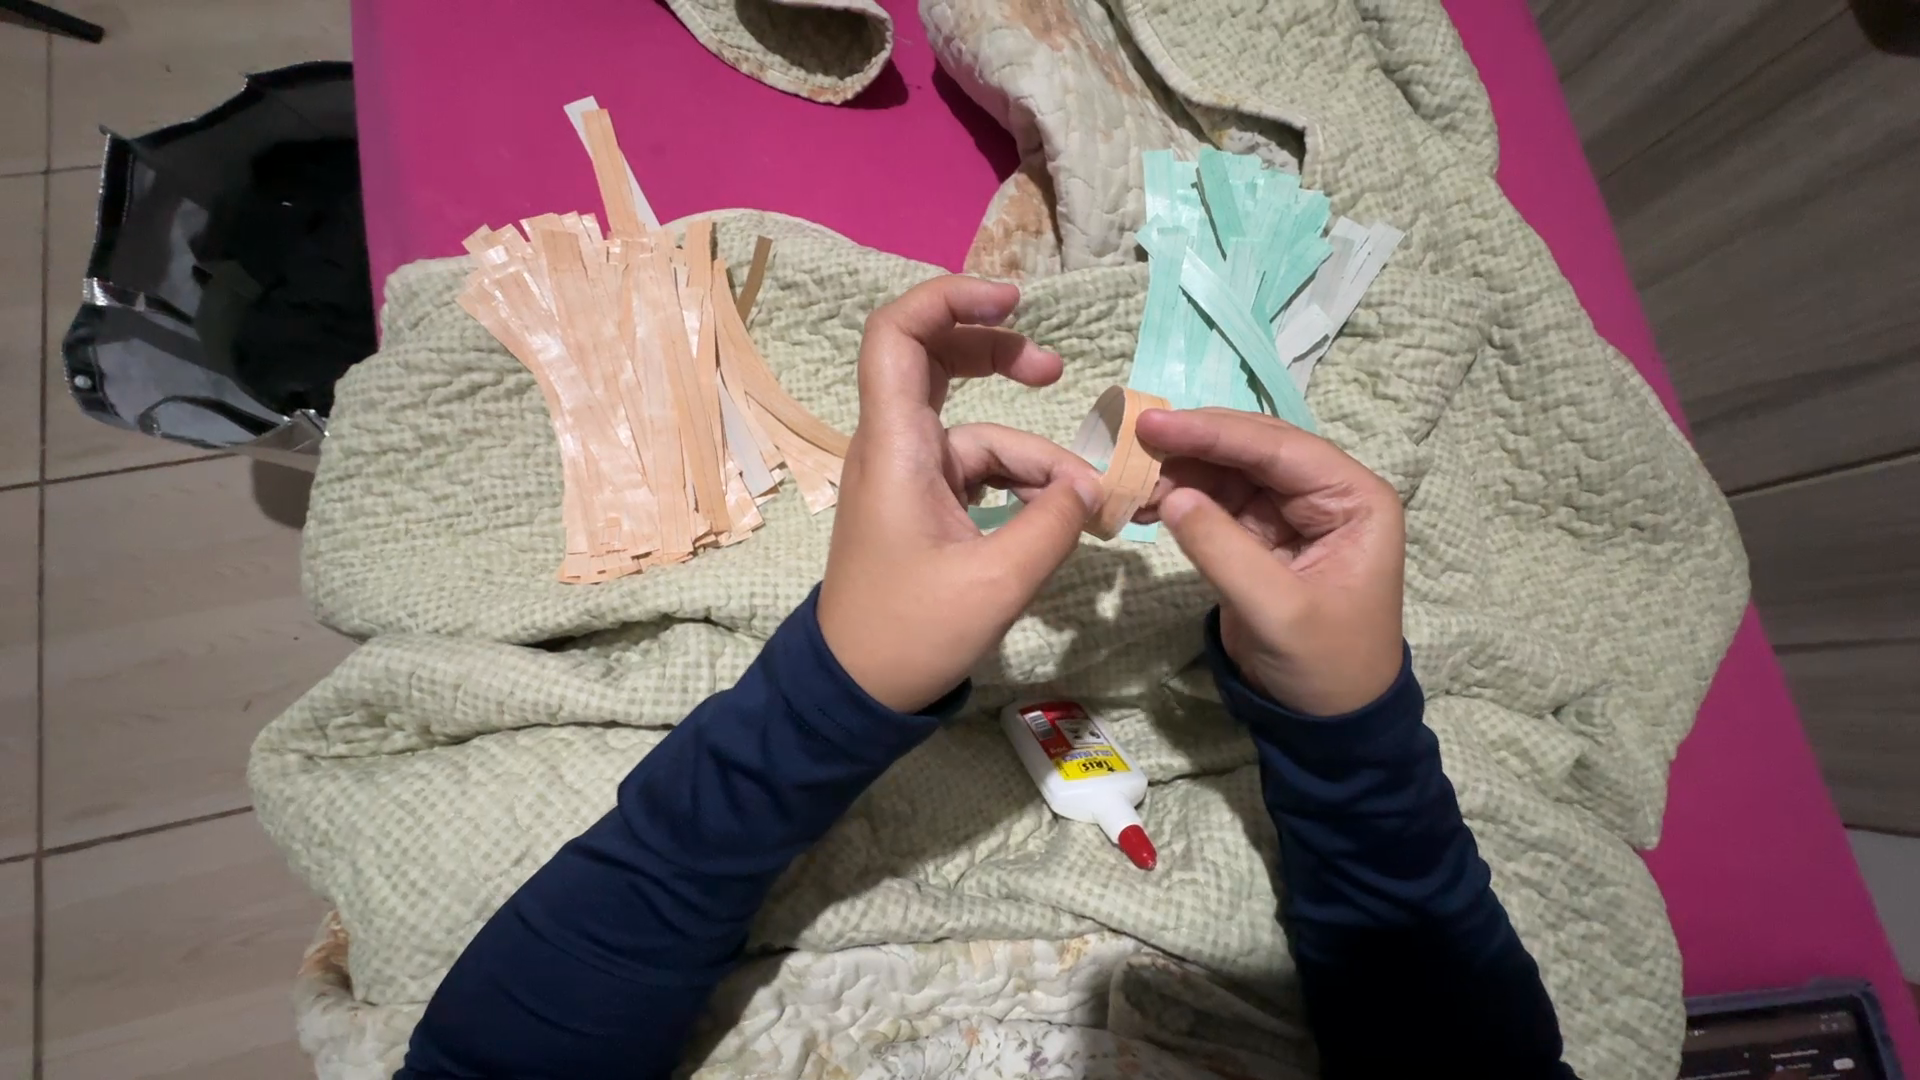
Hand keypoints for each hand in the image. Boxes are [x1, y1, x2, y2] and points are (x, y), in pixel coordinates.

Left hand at [818, 276, 1103, 712]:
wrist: (858, 687)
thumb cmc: (910, 634)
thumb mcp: (996, 583)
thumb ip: (1052, 524)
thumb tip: (1091, 487)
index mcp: (896, 448)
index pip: (898, 336)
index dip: (949, 300)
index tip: (1012, 300)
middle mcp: (895, 447)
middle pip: (934, 362)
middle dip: (998, 356)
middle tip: (1054, 371)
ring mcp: (908, 475)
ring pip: (974, 432)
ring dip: (1031, 454)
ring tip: (1085, 497)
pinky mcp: (922, 503)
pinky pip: (976, 471)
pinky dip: (1018, 483)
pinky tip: (1056, 509)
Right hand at [1133, 408, 1404, 715]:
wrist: (1325, 717)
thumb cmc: (1322, 663)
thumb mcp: (1276, 610)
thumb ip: (1222, 549)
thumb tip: (1171, 496)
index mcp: (1351, 499)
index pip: (1278, 449)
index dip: (1213, 432)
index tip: (1153, 424)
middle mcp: (1322, 493)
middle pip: (1249, 449)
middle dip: (1190, 445)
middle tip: (1131, 441)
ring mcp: (1285, 511)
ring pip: (1224, 471)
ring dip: (1176, 471)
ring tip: (1128, 481)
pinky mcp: (1254, 533)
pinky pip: (1210, 502)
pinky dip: (1175, 499)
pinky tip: (1141, 504)